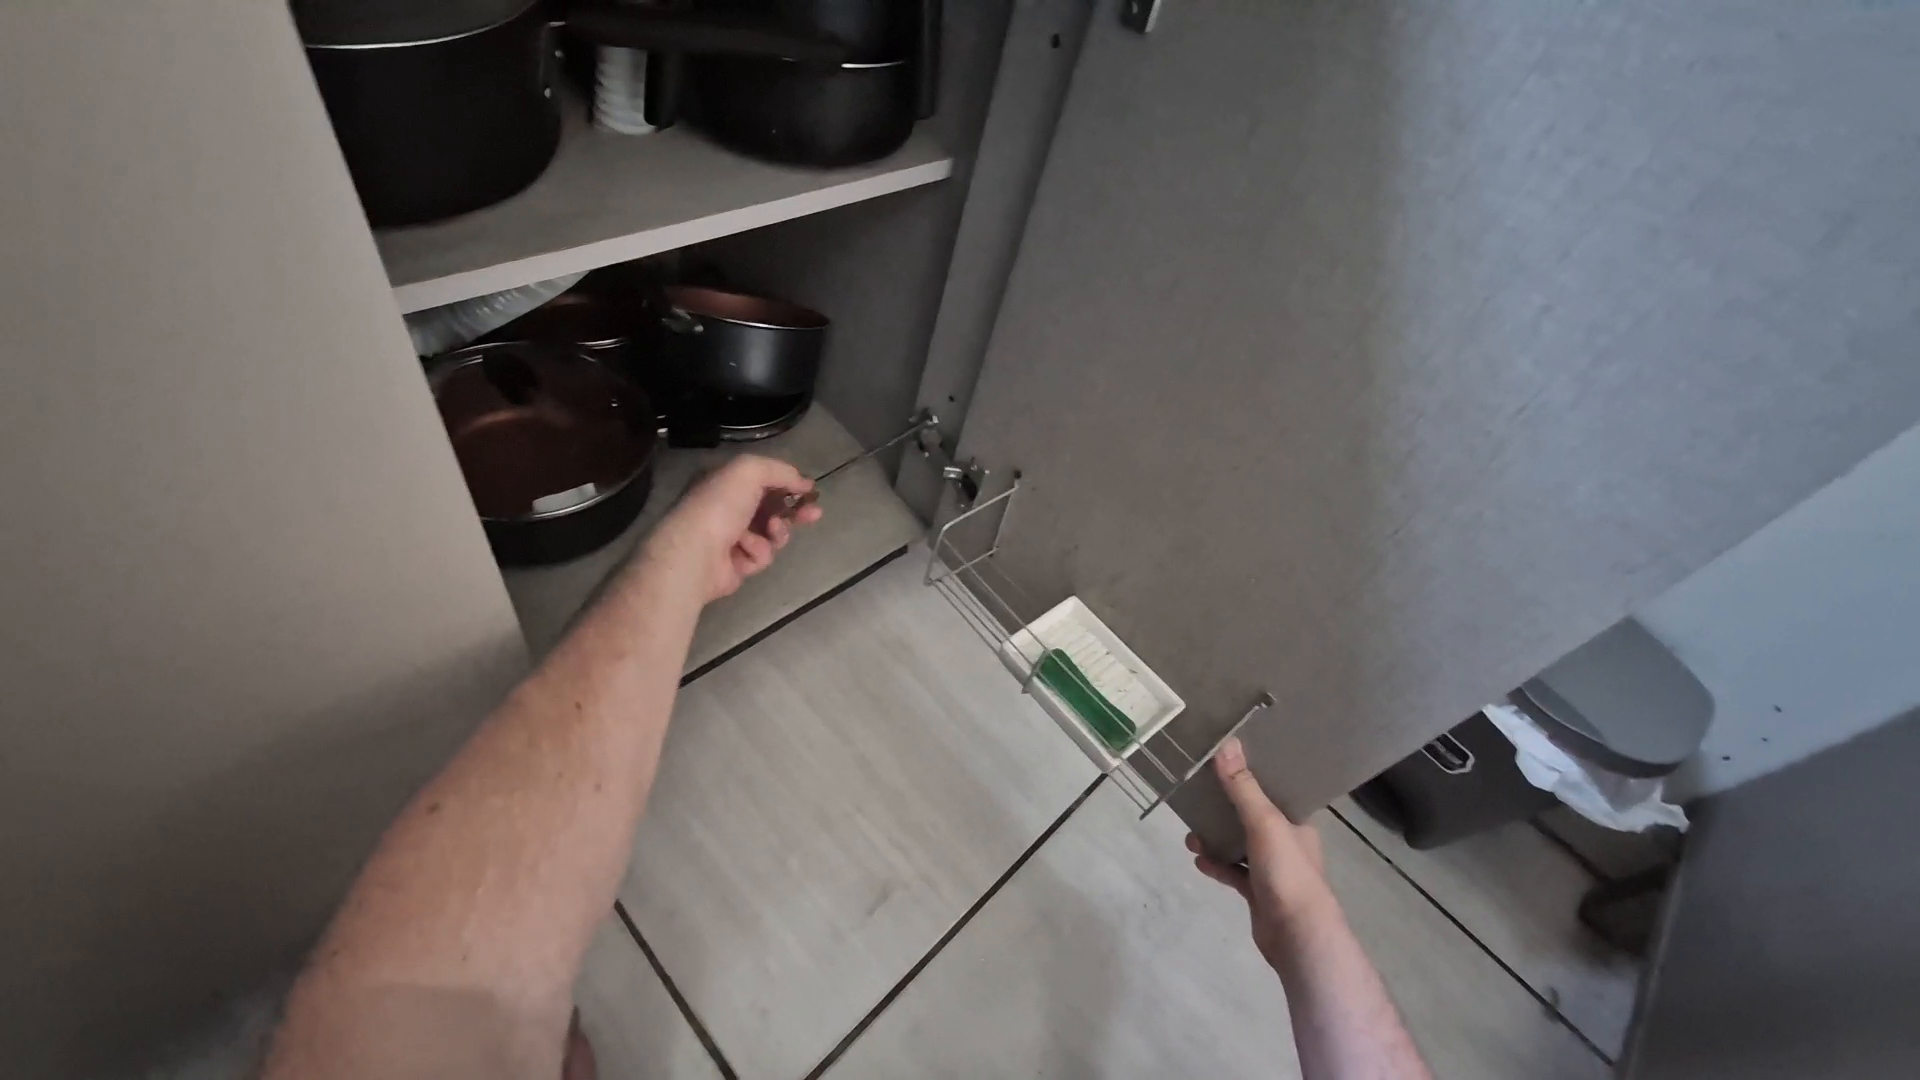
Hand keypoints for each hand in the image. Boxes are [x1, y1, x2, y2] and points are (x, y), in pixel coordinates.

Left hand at [640, 455, 821, 603]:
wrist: (695, 554)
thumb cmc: (719, 506)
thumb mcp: (749, 471)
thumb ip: (780, 471)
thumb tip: (805, 483)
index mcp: (725, 482)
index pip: (764, 479)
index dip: (789, 483)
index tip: (810, 490)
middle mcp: (727, 508)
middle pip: (772, 508)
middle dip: (794, 510)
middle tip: (814, 514)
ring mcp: (731, 537)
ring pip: (771, 534)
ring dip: (777, 532)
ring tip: (772, 531)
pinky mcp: (737, 564)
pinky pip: (762, 555)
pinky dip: (759, 552)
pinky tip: (746, 551)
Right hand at [1187, 736, 1337, 968]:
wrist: (1299, 937)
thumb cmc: (1288, 872)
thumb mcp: (1264, 822)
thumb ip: (1243, 786)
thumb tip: (1227, 742)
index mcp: (1296, 820)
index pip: (1273, 789)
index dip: (1250, 775)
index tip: (1223, 763)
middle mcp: (1286, 840)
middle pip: (1250, 815)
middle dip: (1223, 808)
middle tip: (1197, 799)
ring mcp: (1272, 868)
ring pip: (1239, 843)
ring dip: (1215, 838)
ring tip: (1192, 837)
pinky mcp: (1258, 891)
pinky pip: (1233, 871)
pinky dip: (1217, 865)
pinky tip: (1199, 861)